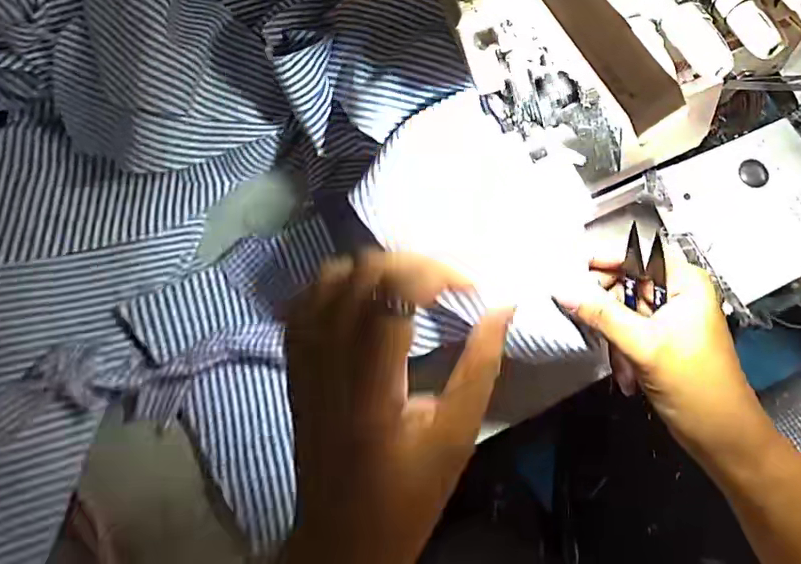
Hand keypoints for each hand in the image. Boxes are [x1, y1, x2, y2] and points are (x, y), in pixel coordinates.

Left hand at [279, 251, 513, 563]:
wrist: (341, 544)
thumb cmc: (408, 495)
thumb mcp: (457, 436)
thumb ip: (481, 366)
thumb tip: (504, 306)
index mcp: (372, 390)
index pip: (390, 298)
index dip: (433, 274)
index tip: (467, 288)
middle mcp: (330, 368)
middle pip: (360, 277)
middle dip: (410, 264)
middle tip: (443, 283)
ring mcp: (306, 367)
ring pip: (328, 281)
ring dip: (374, 269)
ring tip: (409, 284)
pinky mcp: (296, 370)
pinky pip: (305, 305)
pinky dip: (338, 284)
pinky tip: (366, 293)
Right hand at [556, 237, 774, 465]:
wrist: (724, 439)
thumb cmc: (697, 388)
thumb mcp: (644, 346)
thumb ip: (603, 315)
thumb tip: (567, 290)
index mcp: (686, 281)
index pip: (638, 255)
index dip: (606, 261)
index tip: (574, 272)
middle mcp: (680, 292)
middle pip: (628, 283)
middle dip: (611, 313)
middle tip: (593, 328)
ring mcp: (673, 317)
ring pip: (626, 311)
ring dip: (617, 340)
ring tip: (623, 368)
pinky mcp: (665, 340)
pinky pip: (632, 333)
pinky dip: (624, 352)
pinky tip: (628, 377)